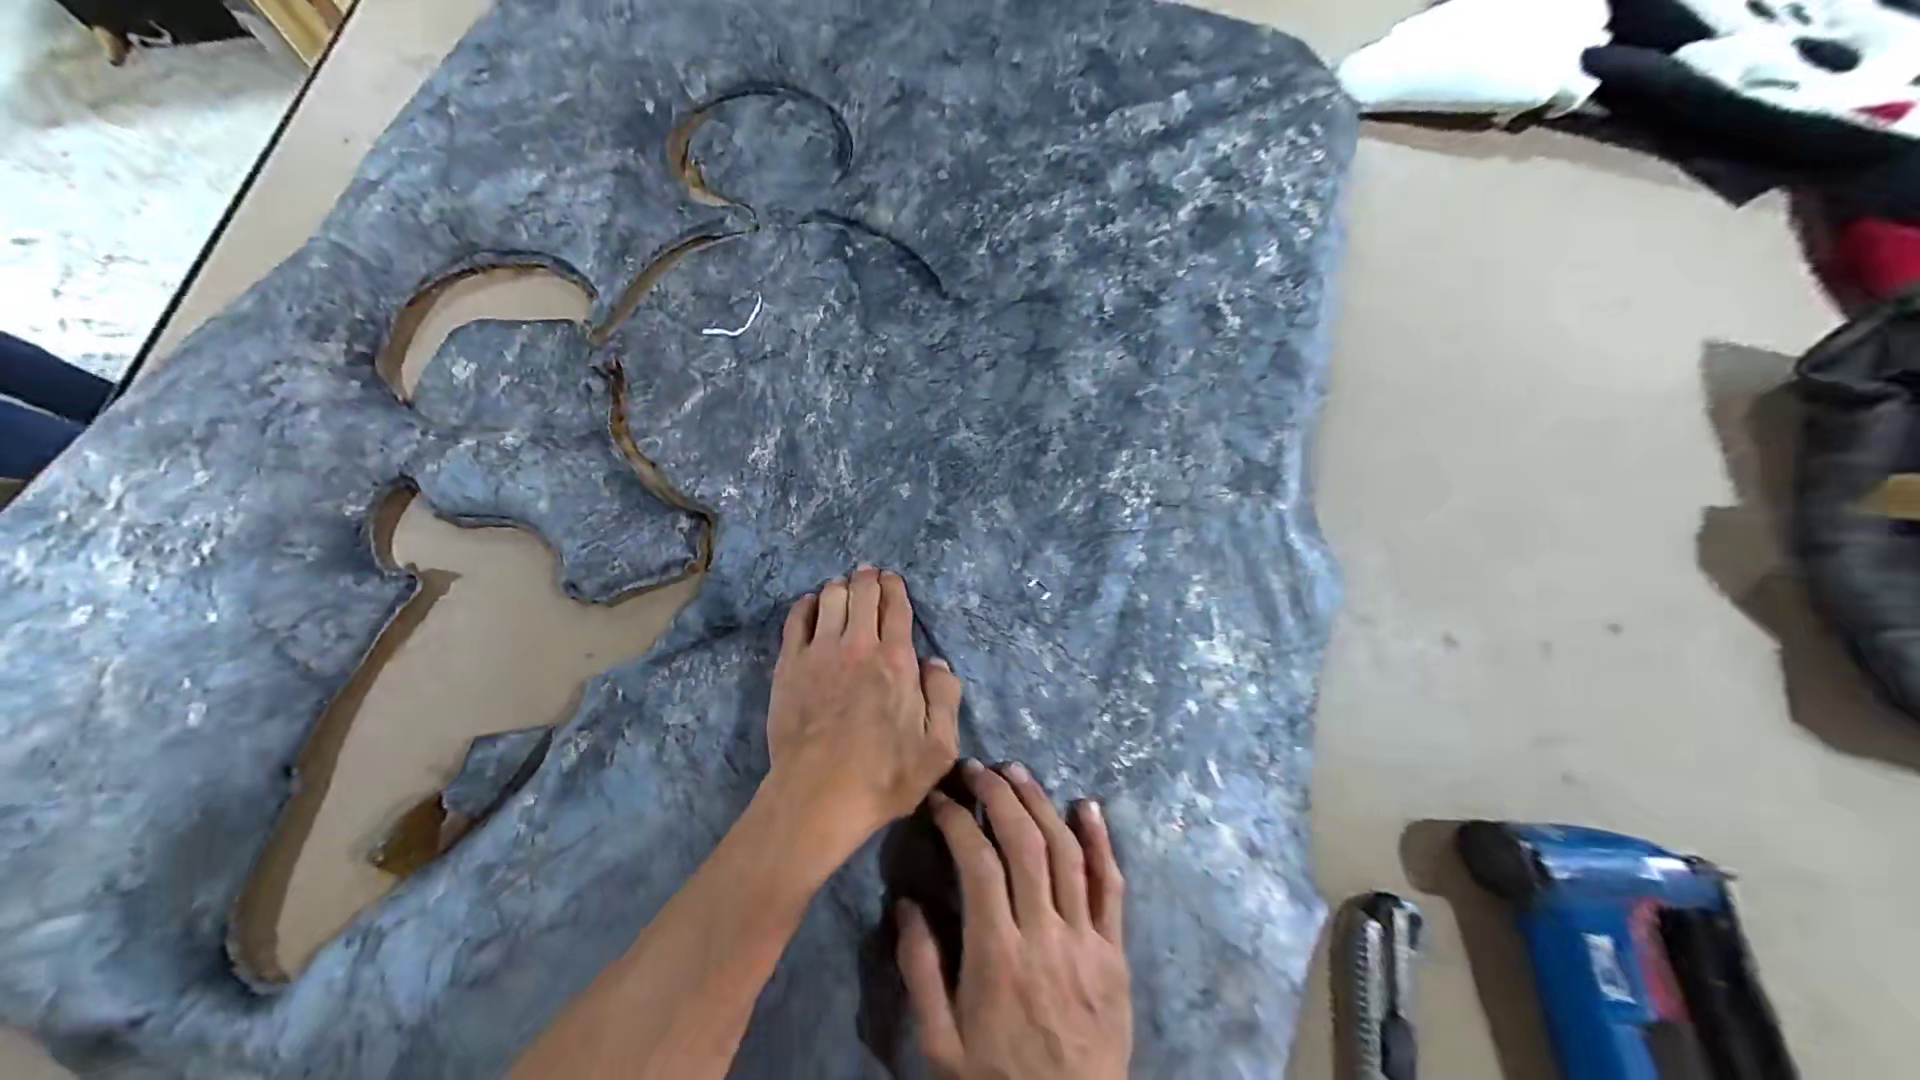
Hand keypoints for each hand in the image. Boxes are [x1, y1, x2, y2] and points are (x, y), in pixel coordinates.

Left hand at [764, 566, 961, 852]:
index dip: (894, 587)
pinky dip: (807, 604)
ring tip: (844, 587)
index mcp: (897, 660)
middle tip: (869, 574)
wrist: (818, 795)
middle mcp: (858, 645)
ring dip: (840, 587)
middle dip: (868, 578)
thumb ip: (945, 699)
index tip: (892, 580)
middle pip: (862, 593)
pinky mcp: (789, 665)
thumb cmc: (884, 775)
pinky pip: (797, 619)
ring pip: (830, 598)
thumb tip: (936, 663)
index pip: (896, 607)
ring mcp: (819, 652)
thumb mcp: (938, 748)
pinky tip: (812, 604)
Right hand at [899, 760, 1131, 1079]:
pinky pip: (1112, 887)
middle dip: (999, 796)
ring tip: (1018, 772)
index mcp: (998, 958)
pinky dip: (1102, 842)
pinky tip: (1087, 806)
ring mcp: (1087, 941)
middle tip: (978, 768)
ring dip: (1042, 804)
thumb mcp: (940, 1044)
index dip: (958, 822)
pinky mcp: (1116, 951)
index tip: (940, 799)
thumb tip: (906, 903)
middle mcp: (1045, 937)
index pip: (980, 865)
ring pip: (1068, 854)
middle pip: (1026, 845)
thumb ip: (920, 971)